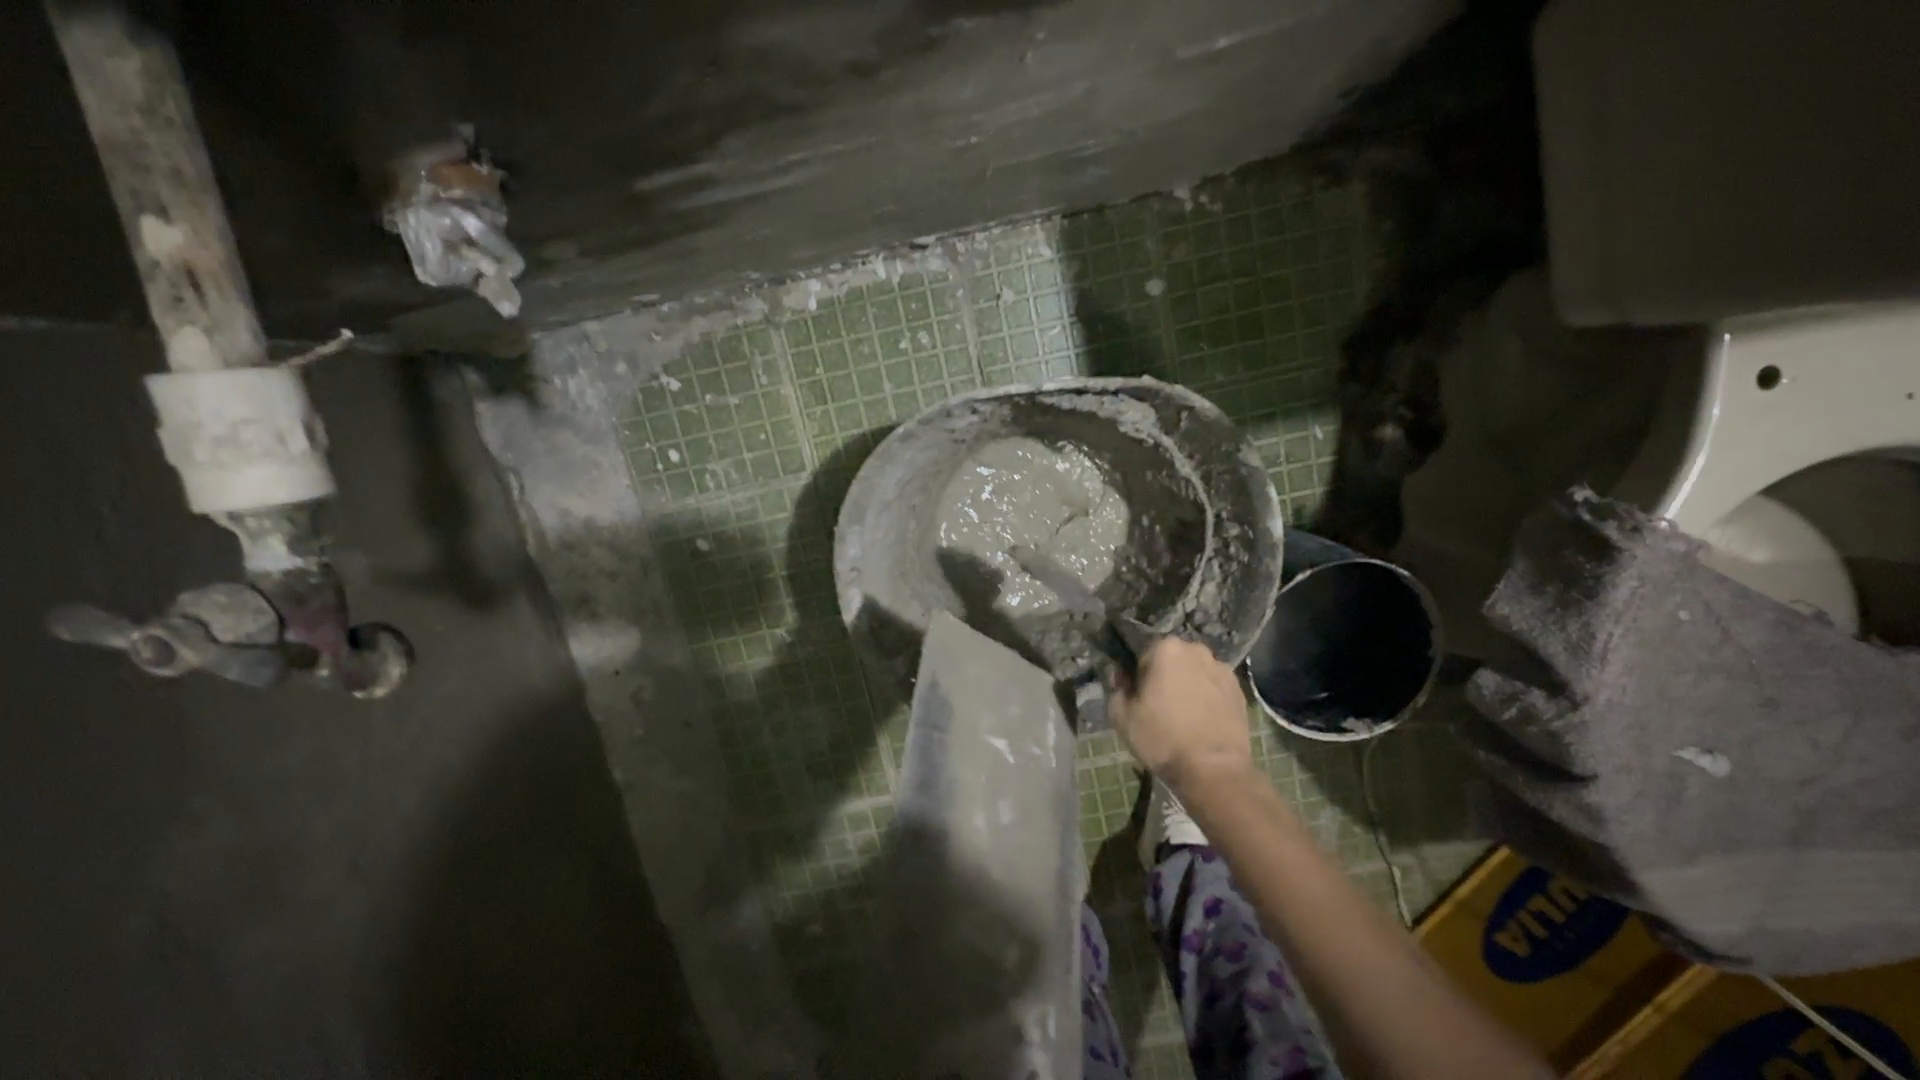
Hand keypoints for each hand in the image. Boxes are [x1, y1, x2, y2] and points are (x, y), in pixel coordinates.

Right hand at [1108, 638, 1253, 791]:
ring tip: (1184, 716)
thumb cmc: (1162, 739)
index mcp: (1167, 649)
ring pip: (1196, 673)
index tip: (1138, 697)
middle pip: (1173, 660)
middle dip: (1165, 677)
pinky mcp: (1239, 690)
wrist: (1213, 769)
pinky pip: (1214, 688)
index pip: (1143, 654)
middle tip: (1159, 707)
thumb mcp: (1122, 718)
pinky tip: (1202, 722)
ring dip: (1188, 686)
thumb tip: (1122, 679)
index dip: (1138, 676)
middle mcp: (1197, 650)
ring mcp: (1223, 669)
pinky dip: (1207, 698)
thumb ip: (1116, 689)